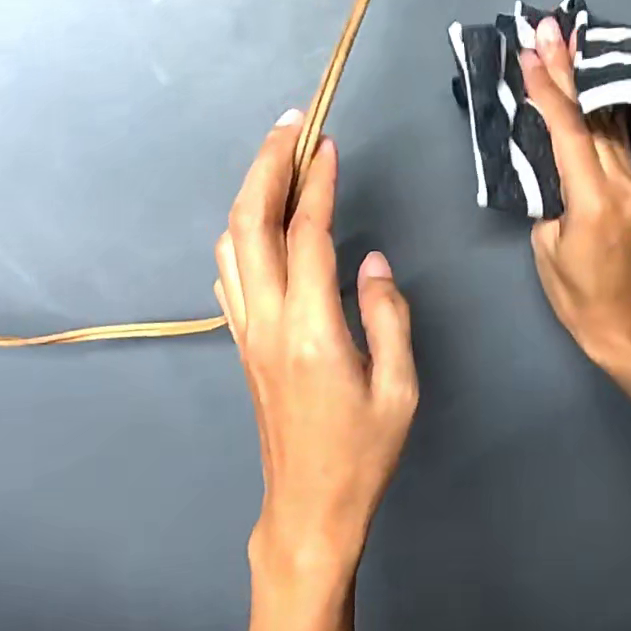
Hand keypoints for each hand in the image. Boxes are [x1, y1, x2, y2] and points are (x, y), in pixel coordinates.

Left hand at [215, 110, 417, 579]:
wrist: (309, 505)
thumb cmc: (363, 452)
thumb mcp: (399, 389)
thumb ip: (387, 317)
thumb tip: (372, 261)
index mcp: (312, 332)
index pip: (307, 238)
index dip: (318, 186)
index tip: (328, 145)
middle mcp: (268, 323)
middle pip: (251, 226)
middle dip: (267, 168)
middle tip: (290, 125)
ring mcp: (248, 333)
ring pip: (232, 246)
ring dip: (250, 195)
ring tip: (278, 162)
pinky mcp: (244, 346)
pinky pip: (231, 275)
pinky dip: (241, 234)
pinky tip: (258, 224)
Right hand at [520, 17, 630, 371]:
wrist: (620, 320)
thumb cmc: (574, 292)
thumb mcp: (546, 243)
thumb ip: (551, 194)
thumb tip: (556, 163)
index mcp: (594, 202)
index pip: (569, 133)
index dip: (550, 90)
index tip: (532, 53)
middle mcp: (623, 186)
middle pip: (593, 120)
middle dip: (570, 70)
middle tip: (553, 26)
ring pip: (610, 127)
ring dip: (590, 84)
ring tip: (575, 42)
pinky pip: (619, 145)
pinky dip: (603, 114)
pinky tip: (597, 88)